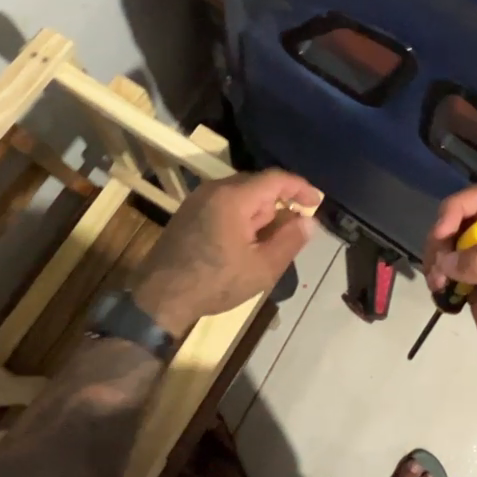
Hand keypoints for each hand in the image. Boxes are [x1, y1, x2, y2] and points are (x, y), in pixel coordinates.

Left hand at [131, 170, 323, 336]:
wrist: (159, 297)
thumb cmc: (215, 282)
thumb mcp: (262, 268)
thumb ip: (289, 240)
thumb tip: (309, 221)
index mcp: (234, 197)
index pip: (275, 179)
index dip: (300, 188)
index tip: (316, 202)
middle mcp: (214, 189)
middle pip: (257, 184)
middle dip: (278, 204)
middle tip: (291, 230)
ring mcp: (197, 199)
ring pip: (240, 194)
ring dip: (259, 212)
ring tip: (266, 242)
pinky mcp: (188, 212)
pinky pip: (223, 203)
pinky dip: (240, 215)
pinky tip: (242, 242)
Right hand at [422, 187, 476, 396]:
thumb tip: (446, 260)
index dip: (455, 208)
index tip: (441, 234)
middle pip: (456, 220)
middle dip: (440, 240)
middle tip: (437, 269)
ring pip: (448, 245)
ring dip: (435, 261)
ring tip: (438, 286)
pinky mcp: (473, 286)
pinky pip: (446, 271)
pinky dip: (438, 279)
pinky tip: (442, 297)